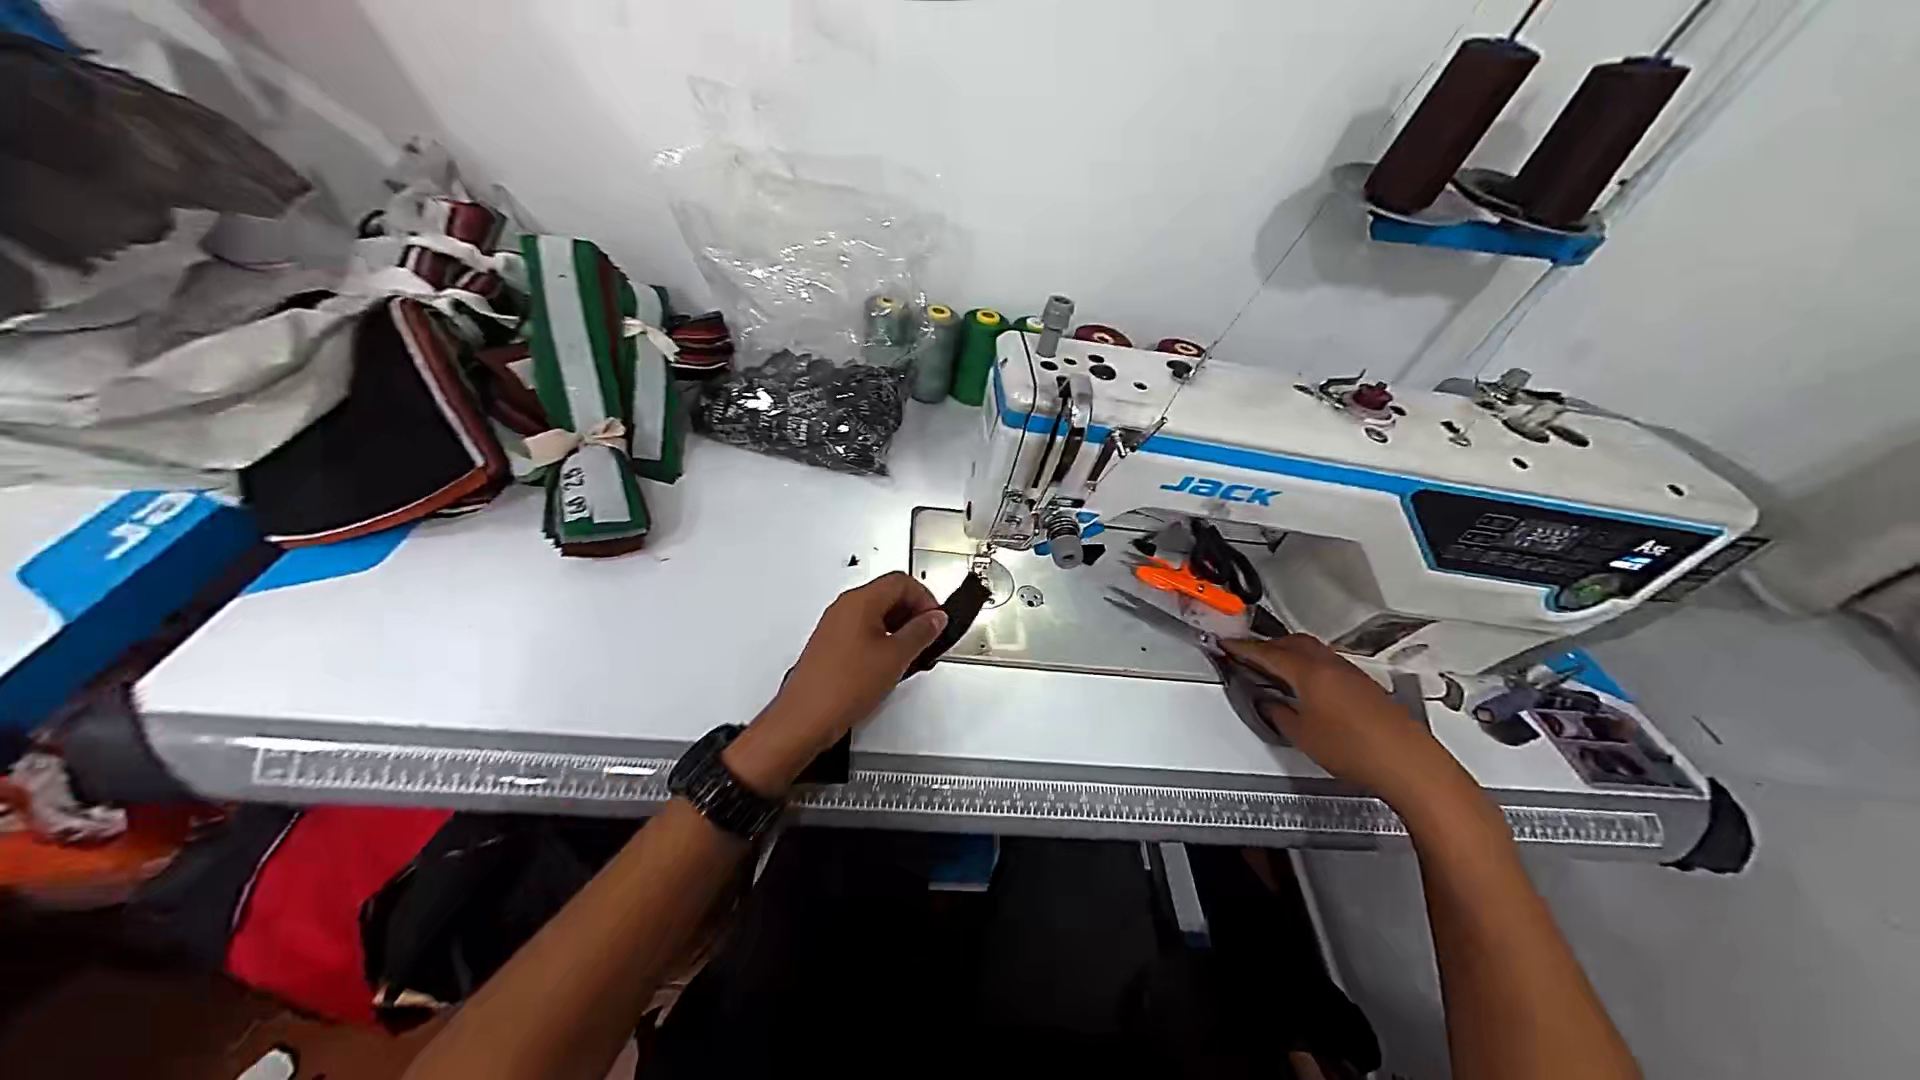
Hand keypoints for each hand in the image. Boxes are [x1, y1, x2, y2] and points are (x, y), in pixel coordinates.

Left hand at [723, 572, 947, 794]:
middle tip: (928, 635)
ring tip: (912, 654)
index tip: (935, 619)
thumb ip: (921, 632)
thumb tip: (934, 618)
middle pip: (888, 595)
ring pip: (876, 614)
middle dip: (913, 614)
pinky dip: (882, 642)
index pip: (901, 582)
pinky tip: (890, 665)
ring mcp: (835, 626)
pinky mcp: (831, 645)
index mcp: (859, 601)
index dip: (925, 598)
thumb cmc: (839, 687)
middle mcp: (844, 608)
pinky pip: (863, 632)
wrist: (806, 717)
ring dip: (899, 629)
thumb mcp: (896, 657)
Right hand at [1223, 635, 1470, 809]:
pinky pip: (1327, 663)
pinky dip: (1308, 666)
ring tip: (1273, 668)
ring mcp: (1350, 673)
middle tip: (1246, 654)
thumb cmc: (1359, 750)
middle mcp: (1331, 665)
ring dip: (1289, 654)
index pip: (1267, 653)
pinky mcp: (1363, 686)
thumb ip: (1278, 713)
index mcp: (1309, 672)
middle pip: (1291, 643)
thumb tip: (1269, 704)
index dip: (1243, 648)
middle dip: (1266, 646)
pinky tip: (1305, 685)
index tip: (1228, 645)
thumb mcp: (1301, 735)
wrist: (1409, 765)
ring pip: (1311, 651)